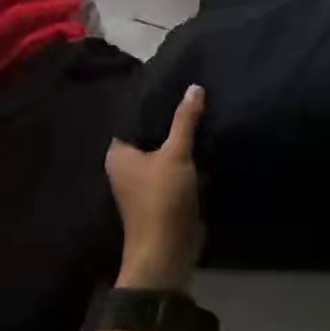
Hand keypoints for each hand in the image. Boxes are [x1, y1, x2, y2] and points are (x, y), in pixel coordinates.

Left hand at [105, 85, 205, 289]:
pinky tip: (210, 139)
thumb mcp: (176, 154)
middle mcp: (128, 165)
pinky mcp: (165, 192)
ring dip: (184, 137)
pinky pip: (178, 165)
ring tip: (207, 110)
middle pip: (153, 132)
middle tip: (197, 92)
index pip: (135, 117)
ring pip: (167, 149)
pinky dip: (191, 156)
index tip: (177, 80)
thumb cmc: (162, 199)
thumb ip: (185, 120)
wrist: (168, 250)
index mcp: (119, 154)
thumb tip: (195, 87)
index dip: (155, 100)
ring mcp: (147, 180)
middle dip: (173, 118)